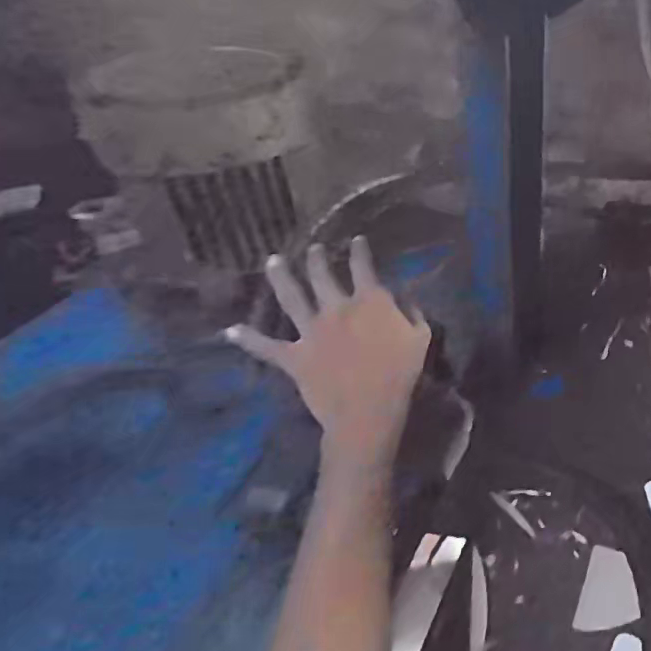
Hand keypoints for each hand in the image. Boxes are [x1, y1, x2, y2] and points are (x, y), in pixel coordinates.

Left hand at [227, 238, 431, 466]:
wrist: (367, 409)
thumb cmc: (400, 371)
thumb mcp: (421, 337)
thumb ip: (412, 312)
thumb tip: (404, 297)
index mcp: (370, 301)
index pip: (363, 267)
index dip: (360, 251)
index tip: (356, 240)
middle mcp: (337, 308)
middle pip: (322, 275)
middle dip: (317, 259)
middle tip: (313, 249)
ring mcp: (311, 331)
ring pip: (291, 298)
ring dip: (281, 278)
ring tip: (273, 261)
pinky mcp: (294, 356)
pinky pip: (266, 347)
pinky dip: (247, 339)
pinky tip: (230, 330)